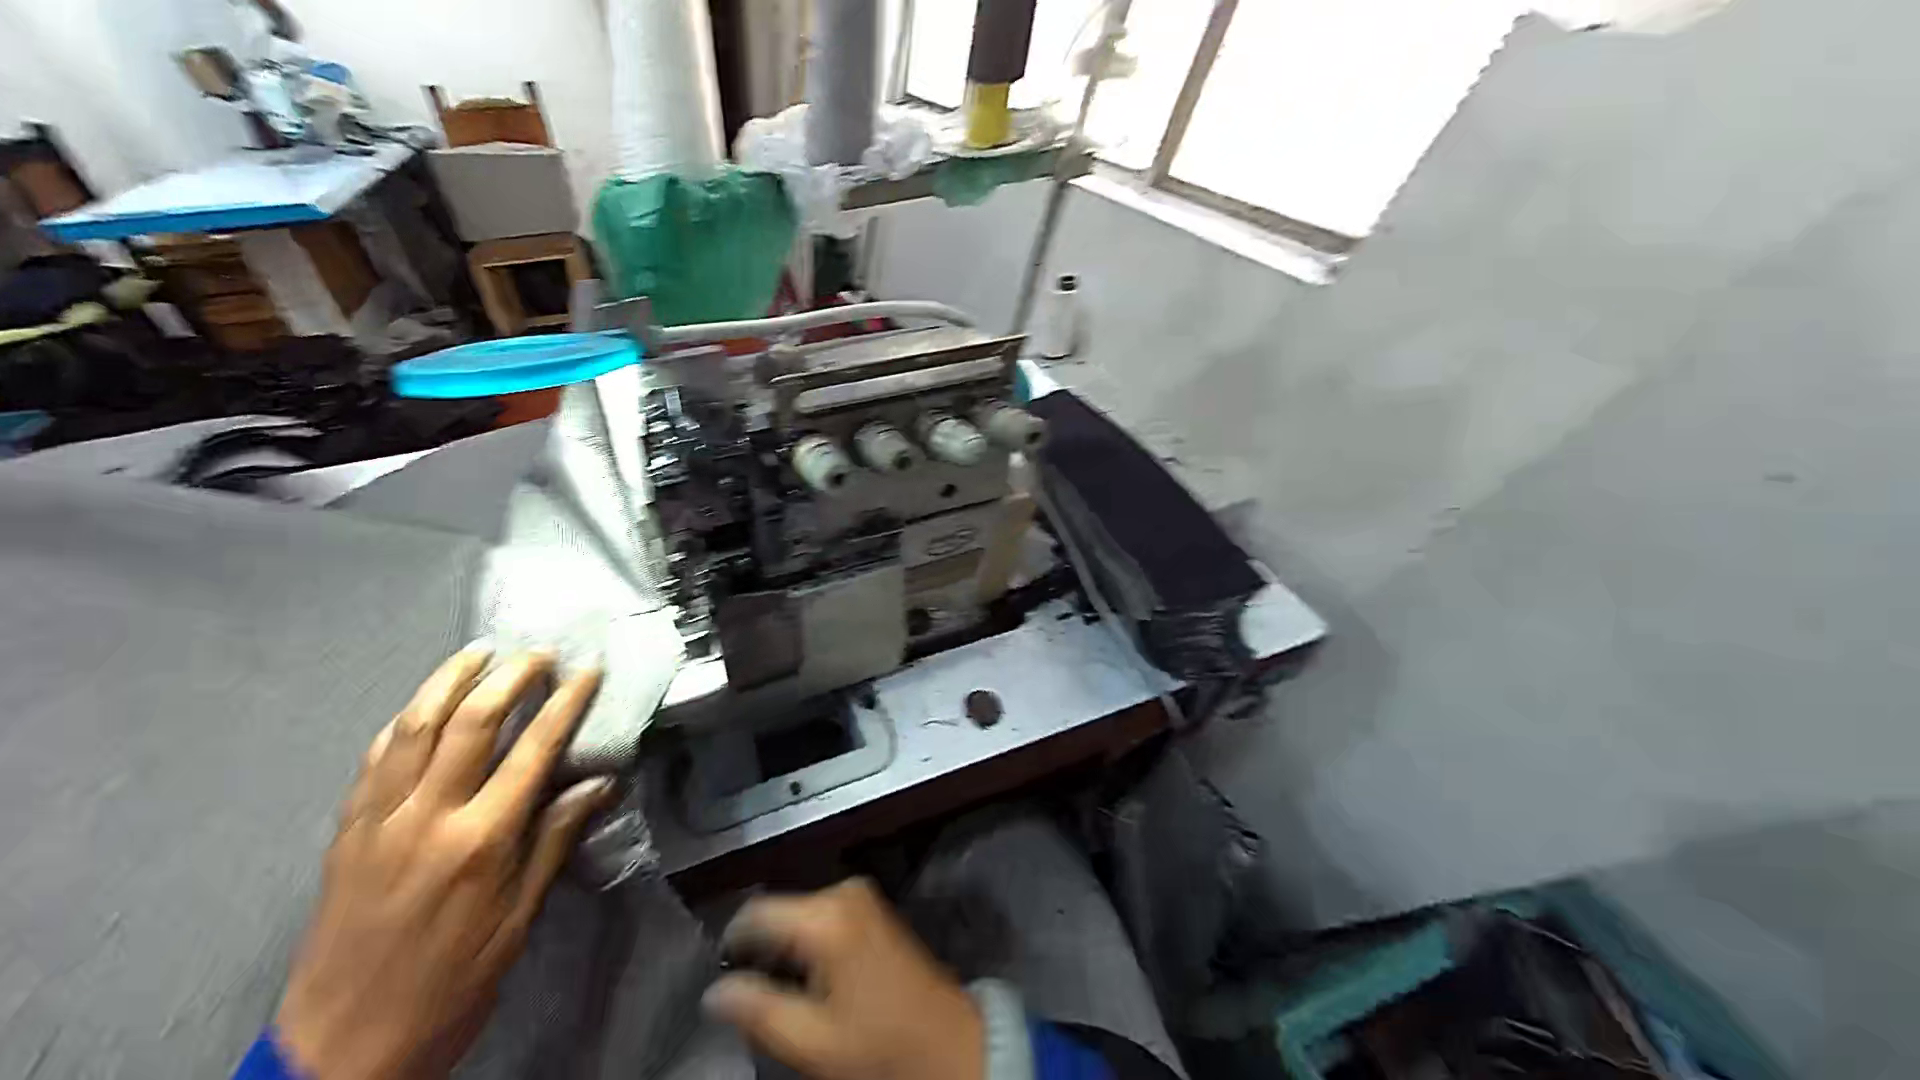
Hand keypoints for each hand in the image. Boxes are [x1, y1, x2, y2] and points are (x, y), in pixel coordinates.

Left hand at [275, 646, 615, 1079]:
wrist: (340, 1049)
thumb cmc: (453, 983)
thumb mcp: (519, 918)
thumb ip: (554, 840)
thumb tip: (597, 783)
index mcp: (479, 840)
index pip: (533, 749)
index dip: (565, 702)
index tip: (587, 669)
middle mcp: (426, 816)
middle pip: (470, 722)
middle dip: (510, 676)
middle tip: (538, 652)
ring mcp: (377, 820)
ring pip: (413, 726)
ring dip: (449, 681)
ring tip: (479, 652)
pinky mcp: (345, 833)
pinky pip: (374, 759)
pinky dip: (404, 720)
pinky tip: (423, 705)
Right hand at [704, 879, 983, 1079]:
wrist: (949, 1040)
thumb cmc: (880, 1044)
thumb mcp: (812, 1042)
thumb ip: (758, 1012)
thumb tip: (714, 993)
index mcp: (826, 917)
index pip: (756, 913)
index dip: (731, 943)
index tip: (718, 974)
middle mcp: (843, 892)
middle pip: (779, 913)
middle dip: (761, 950)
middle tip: (751, 996)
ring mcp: (861, 895)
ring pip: (799, 915)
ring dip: (784, 949)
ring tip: (778, 994)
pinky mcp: (871, 906)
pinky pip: (821, 916)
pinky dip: (807, 943)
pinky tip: (808, 980)